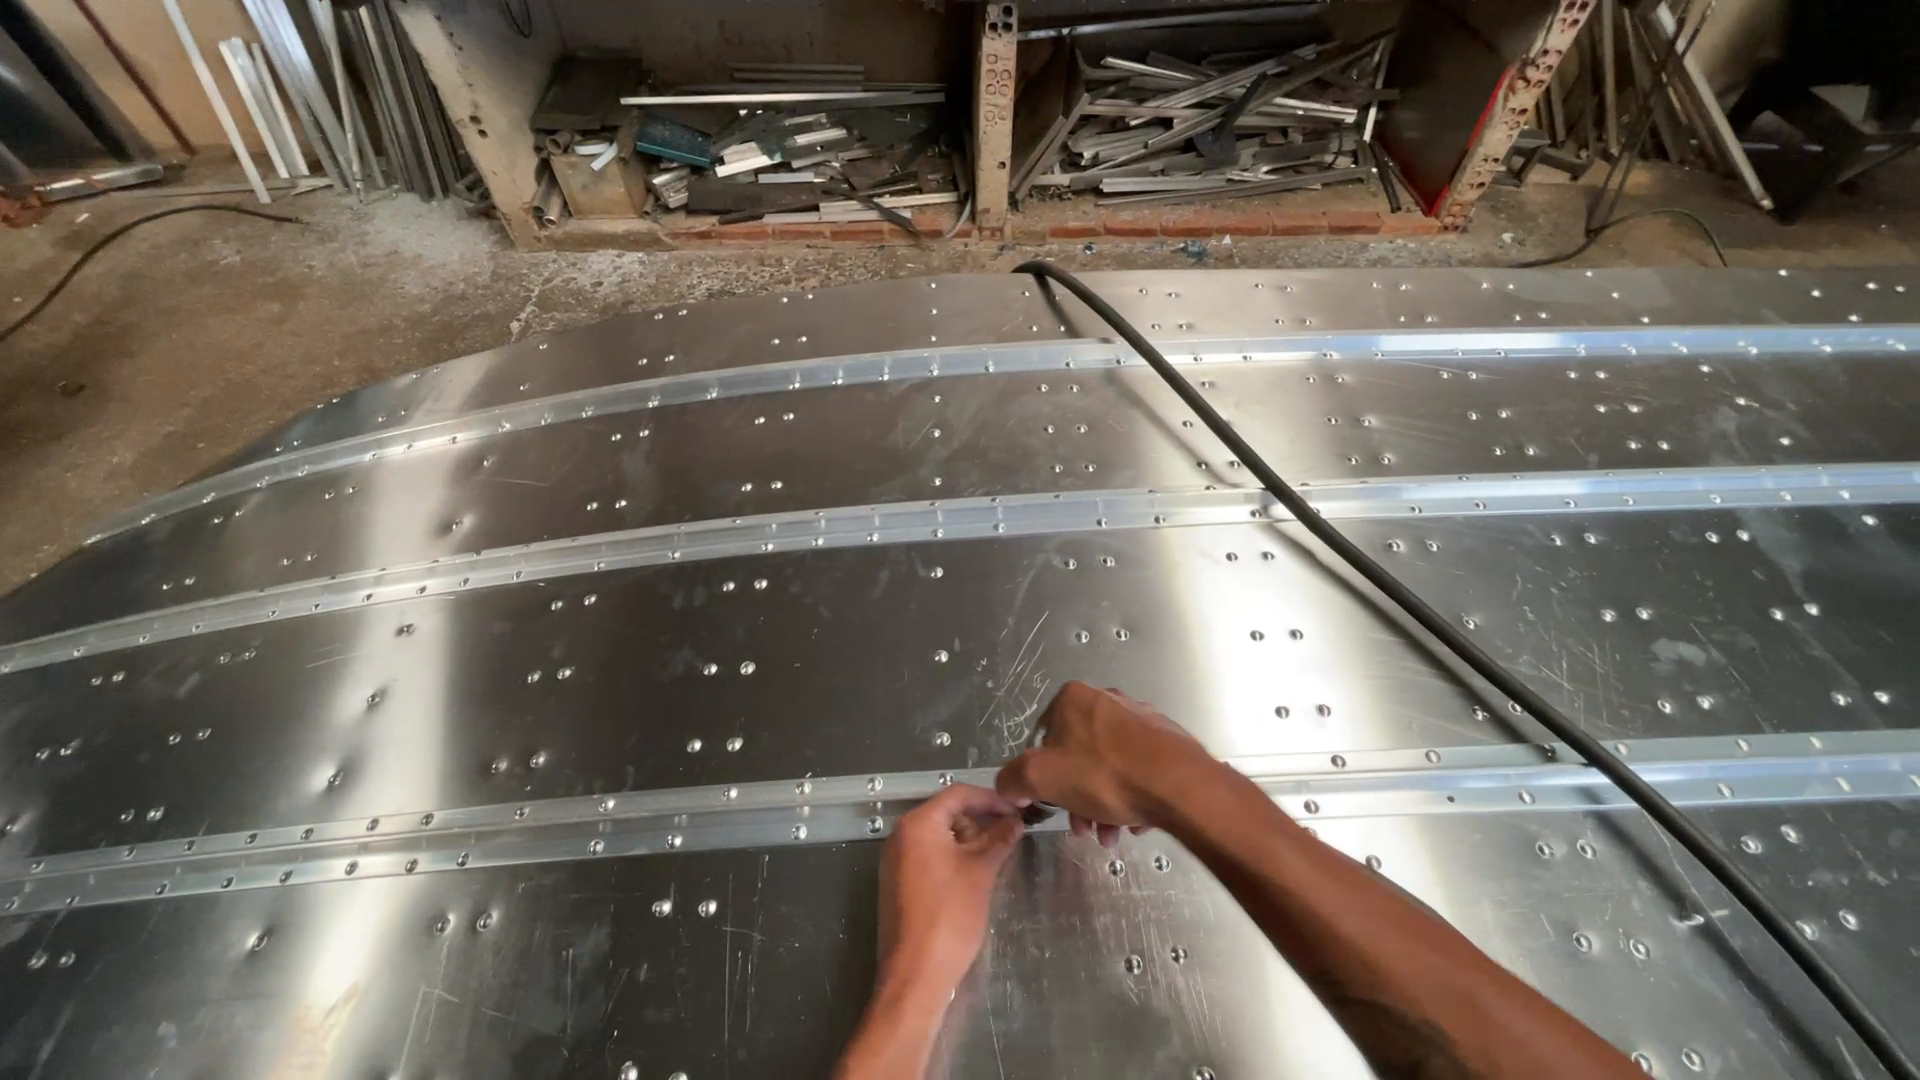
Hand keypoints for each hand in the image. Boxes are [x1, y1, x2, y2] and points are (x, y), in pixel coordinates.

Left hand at [876, 783, 1024, 999]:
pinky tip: (974, 875)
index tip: (1017, 809)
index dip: (990, 799)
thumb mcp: (981, 872)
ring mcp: (895, 860)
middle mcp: (900, 836)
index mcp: (917, 824)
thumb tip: (1016, 821)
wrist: (916, 974)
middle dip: (980, 821)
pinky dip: (952, 858)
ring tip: (996, 856)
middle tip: (1011, 834)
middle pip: (946, 813)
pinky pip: (928, 856)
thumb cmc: (950, 915)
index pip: (957, 794)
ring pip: (938, 836)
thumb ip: (999, 839)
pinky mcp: (898, 883)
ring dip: (968, 841)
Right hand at [996, 681, 1214, 846]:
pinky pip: (1137, 769)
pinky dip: (1131, 795)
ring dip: (1103, 803)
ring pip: (1108, 766)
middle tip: (1083, 827)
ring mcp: (1141, 717)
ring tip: (1111, 834)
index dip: (1043, 775)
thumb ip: (1013, 778)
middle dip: (1076, 796)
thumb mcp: (1042, 778)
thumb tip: (1007, 785)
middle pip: (1077, 755)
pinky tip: (1135, 821)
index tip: (1053, 803)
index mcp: (1072, 698)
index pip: (1042, 737)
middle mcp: (1106, 699)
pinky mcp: (1167, 739)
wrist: (1180, 785)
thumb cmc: (1105, 775)